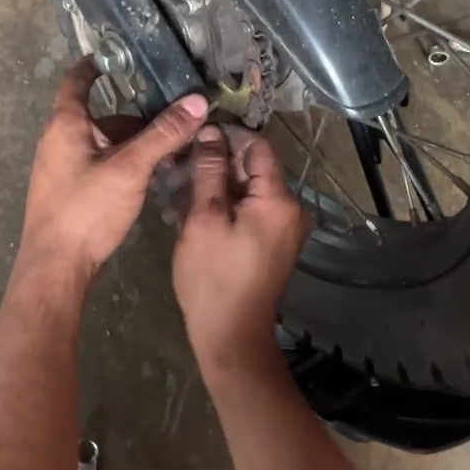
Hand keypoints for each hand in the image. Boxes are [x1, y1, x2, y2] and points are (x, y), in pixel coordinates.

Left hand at [19, 59, 208, 282]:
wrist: (56, 269)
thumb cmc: (86, 210)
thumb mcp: (131, 168)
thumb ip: (164, 134)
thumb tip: (198, 101)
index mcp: (66, 125)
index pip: (76, 82)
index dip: (95, 65)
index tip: (118, 55)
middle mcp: (59, 141)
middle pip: (101, 117)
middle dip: (136, 117)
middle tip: (174, 116)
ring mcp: (63, 169)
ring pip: (104, 144)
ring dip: (134, 144)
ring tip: (172, 149)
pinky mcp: (71, 194)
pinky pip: (102, 165)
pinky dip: (125, 164)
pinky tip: (151, 178)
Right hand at [172, 125, 312, 378]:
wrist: (232, 337)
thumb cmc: (213, 277)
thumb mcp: (204, 218)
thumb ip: (209, 170)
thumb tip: (211, 132)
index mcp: (279, 199)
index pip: (257, 146)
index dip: (227, 135)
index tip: (194, 136)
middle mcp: (291, 209)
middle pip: (254, 168)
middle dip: (217, 162)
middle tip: (180, 164)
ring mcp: (285, 228)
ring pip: (248, 190)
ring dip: (216, 185)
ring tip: (179, 191)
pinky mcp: (274, 244)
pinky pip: (251, 210)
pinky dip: (225, 206)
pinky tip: (192, 212)